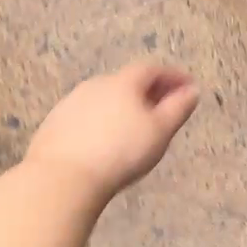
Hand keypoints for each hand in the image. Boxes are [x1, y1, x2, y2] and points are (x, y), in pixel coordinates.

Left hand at [24, 63, 199, 198]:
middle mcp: (95, 86)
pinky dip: (106, 118)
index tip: (189, 87)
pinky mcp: (55, 122)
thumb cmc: (123, 150)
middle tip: (166, 108)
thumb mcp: (161, 130)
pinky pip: (89, 113)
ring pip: (107, 97)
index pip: (152, 69)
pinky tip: (110, 138)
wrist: (63, 177)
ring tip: (138, 125)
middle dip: (150, 90)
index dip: (173, 75)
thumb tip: (191, 90)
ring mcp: (71, 103)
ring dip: (126, 105)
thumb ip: (179, 107)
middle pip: (128, 81)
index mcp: (123, 83)